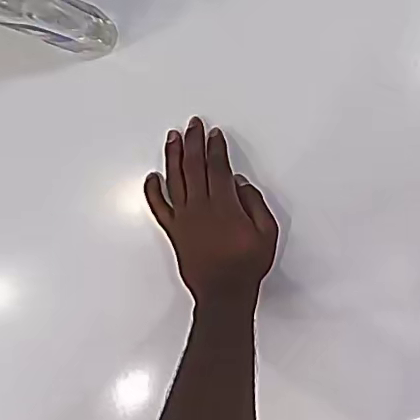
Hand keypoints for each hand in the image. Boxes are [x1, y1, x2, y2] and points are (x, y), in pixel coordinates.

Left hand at [145, 117, 278, 307]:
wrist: (223, 294)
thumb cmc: (246, 266)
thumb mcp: (267, 233)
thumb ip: (255, 204)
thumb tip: (241, 185)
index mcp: (225, 206)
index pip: (217, 168)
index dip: (215, 148)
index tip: (214, 135)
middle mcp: (200, 208)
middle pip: (194, 166)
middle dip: (194, 142)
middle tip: (193, 126)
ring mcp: (184, 219)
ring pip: (175, 179)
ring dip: (174, 156)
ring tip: (173, 138)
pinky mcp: (174, 231)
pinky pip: (159, 207)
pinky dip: (153, 191)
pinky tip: (152, 177)